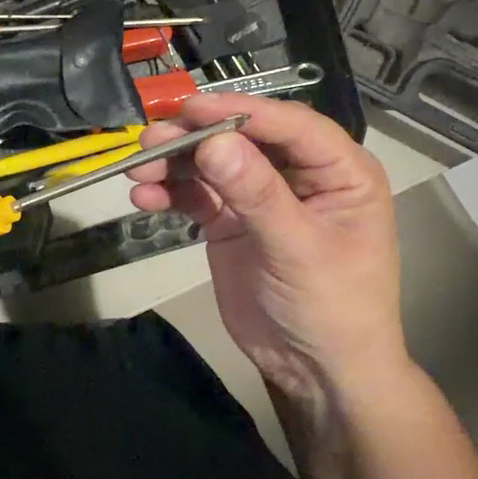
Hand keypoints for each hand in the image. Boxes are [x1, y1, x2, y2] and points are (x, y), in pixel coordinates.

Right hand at [127, 93, 406, 397]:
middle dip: (197, 137)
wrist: (315, 370)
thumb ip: (257, 195)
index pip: (290, 126)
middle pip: (244, 139)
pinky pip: (197, 196)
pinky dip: (170, 193)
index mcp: (340, 171)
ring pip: (213, 165)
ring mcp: (261, 198)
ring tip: (137, 167)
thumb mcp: (298, 250)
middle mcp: (299, 175)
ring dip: (175, 164)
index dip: (241, 112)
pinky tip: (143, 197)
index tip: (192, 108)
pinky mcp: (230, 223)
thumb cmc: (331, 308)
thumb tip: (214, 142)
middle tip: (152, 137)